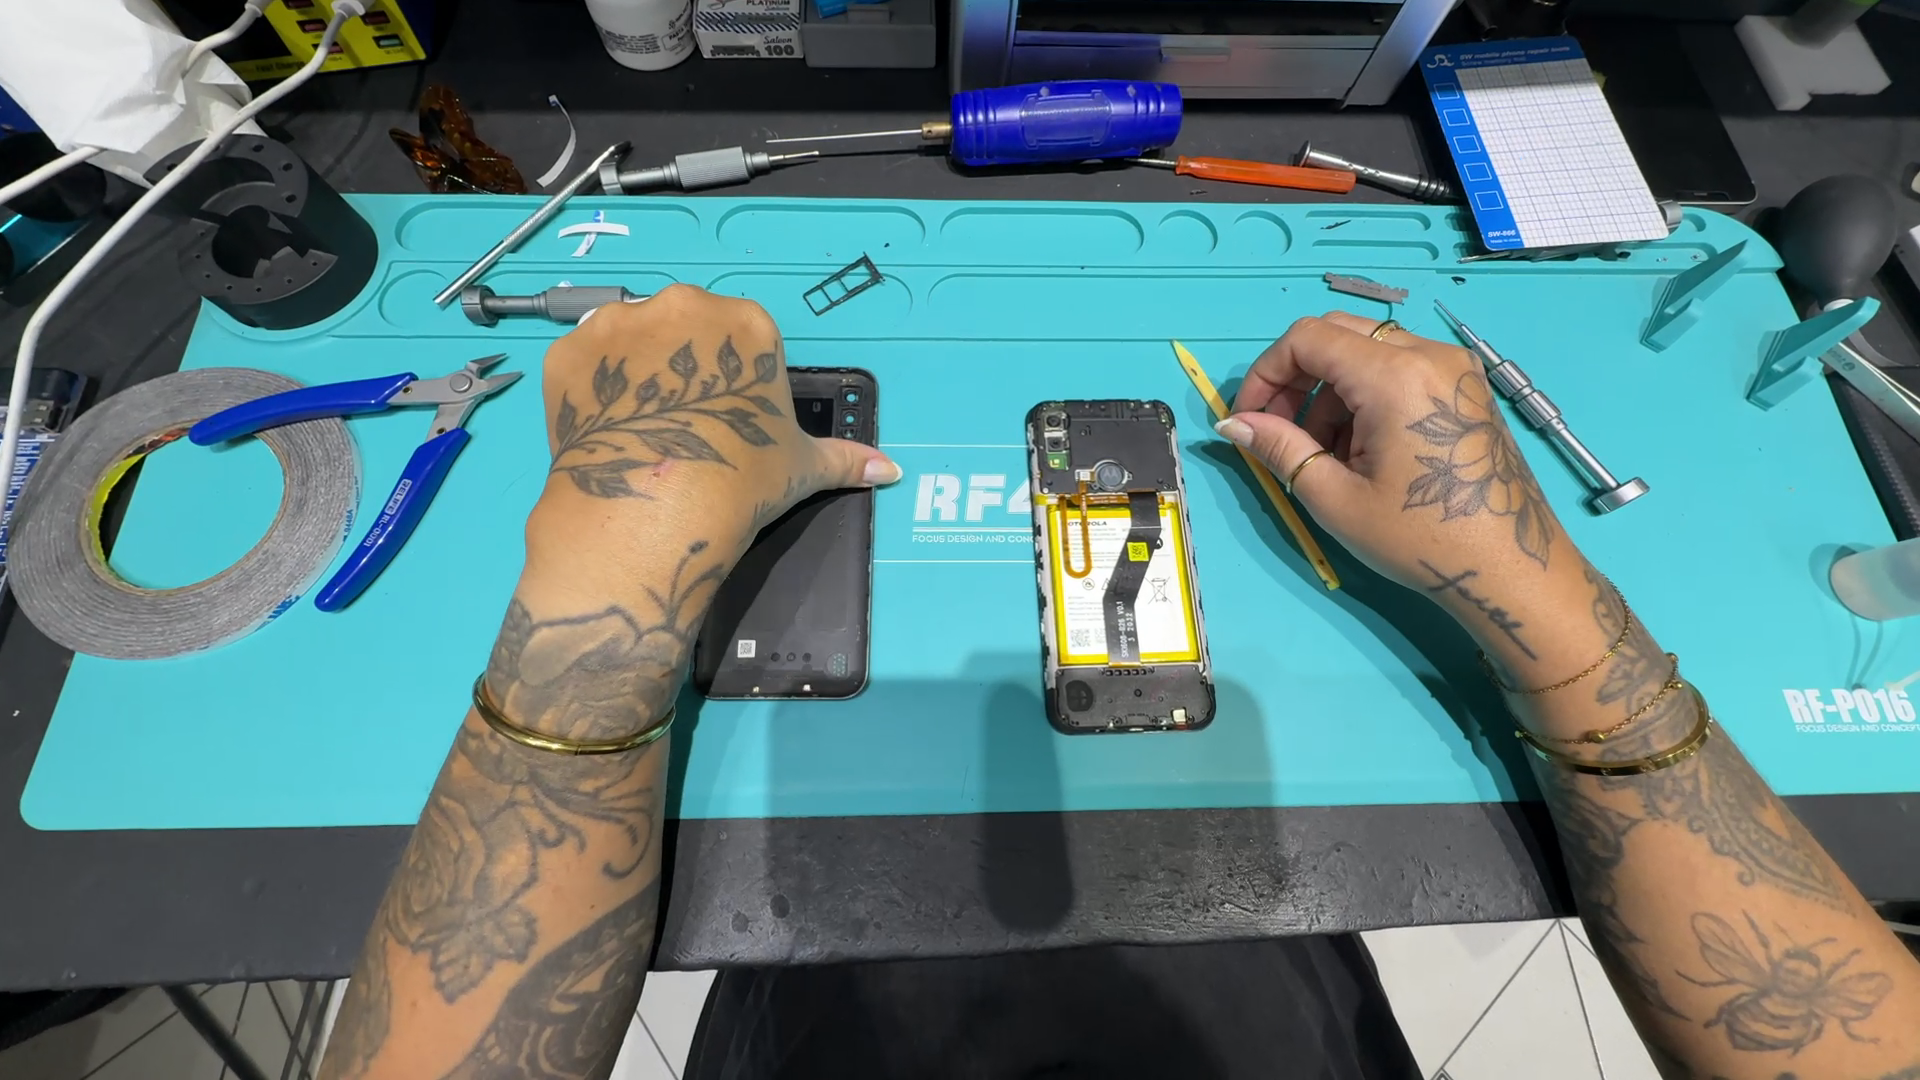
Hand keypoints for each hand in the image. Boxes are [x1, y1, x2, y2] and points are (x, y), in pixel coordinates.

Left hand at [523, 285, 899, 585]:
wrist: (656, 510)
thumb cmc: (744, 478)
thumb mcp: (803, 468)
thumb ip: (846, 459)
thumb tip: (891, 471)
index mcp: (747, 324)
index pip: (745, 337)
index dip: (740, 379)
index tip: (734, 418)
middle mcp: (681, 305)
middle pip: (688, 327)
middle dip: (689, 365)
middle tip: (689, 424)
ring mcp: (618, 324)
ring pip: (634, 338)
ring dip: (641, 370)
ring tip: (646, 427)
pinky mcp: (569, 354)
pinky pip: (587, 362)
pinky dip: (596, 388)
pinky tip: (609, 428)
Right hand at [1216, 312, 1567, 599]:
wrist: (1510, 568)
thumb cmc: (1417, 536)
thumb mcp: (1332, 496)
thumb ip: (1279, 448)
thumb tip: (1230, 424)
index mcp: (1394, 376)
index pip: (1306, 338)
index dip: (1264, 373)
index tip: (1248, 419)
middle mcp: (1427, 355)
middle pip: (1335, 334)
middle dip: (1292, 378)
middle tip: (1276, 430)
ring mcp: (1451, 368)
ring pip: (1363, 352)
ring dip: (1325, 392)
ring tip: (1321, 453)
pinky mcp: (1461, 386)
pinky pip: (1394, 368)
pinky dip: (1359, 397)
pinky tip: (1358, 449)